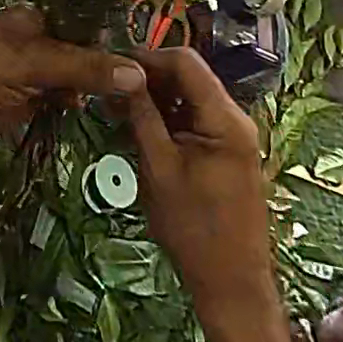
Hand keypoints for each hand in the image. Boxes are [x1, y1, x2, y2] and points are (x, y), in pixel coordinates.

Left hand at [0, 6, 146, 154]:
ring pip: (78, 67)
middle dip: (105, 56)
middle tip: (140, 69)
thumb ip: (84, 67)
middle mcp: (37, 34)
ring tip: (126, 88)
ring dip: (96, 79)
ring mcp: (38, 64)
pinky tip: (93, 102)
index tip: (141, 40)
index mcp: (33, 14)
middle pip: (82, 41)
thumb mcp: (37, 65)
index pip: (80, 12)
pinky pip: (69, 88)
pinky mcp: (38, 90)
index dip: (108, 23)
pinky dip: (80, 96)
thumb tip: (138, 74)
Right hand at [122, 47, 273, 306]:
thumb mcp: (158, 167)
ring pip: (187, 96)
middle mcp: (234, 117)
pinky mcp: (224, 149)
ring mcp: (231, 134)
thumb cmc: (193, 228)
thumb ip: (143, 115)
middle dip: (148, 78)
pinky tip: (137, 128)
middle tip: (108, 91)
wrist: (231, 284)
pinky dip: (166, 117)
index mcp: (225, 118)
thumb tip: (122, 73)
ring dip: (154, 98)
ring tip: (116, 110)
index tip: (111, 65)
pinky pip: (192, 118)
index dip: (147, 57)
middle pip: (187, 76)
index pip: (186, 61)